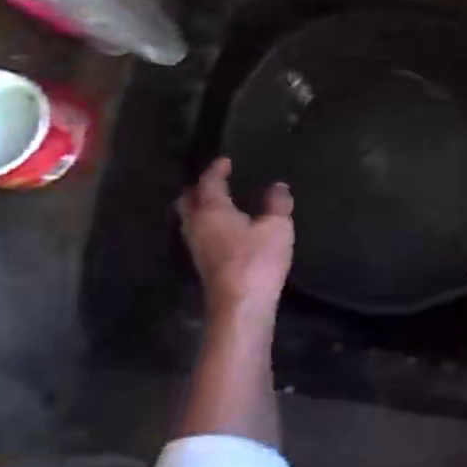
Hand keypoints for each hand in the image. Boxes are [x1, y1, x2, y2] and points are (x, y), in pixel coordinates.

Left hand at [177, 158, 293, 317]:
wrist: (240, 305)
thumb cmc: (257, 261)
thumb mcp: (277, 228)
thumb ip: (277, 204)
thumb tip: (278, 186)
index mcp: (212, 209)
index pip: (209, 182)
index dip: (216, 169)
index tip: (225, 161)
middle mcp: (196, 224)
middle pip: (188, 200)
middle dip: (199, 187)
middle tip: (214, 181)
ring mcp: (196, 246)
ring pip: (190, 219)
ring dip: (199, 207)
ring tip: (217, 203)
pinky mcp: (202, 264)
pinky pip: (198, 234)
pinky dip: (206, 225)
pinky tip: (222, 230)